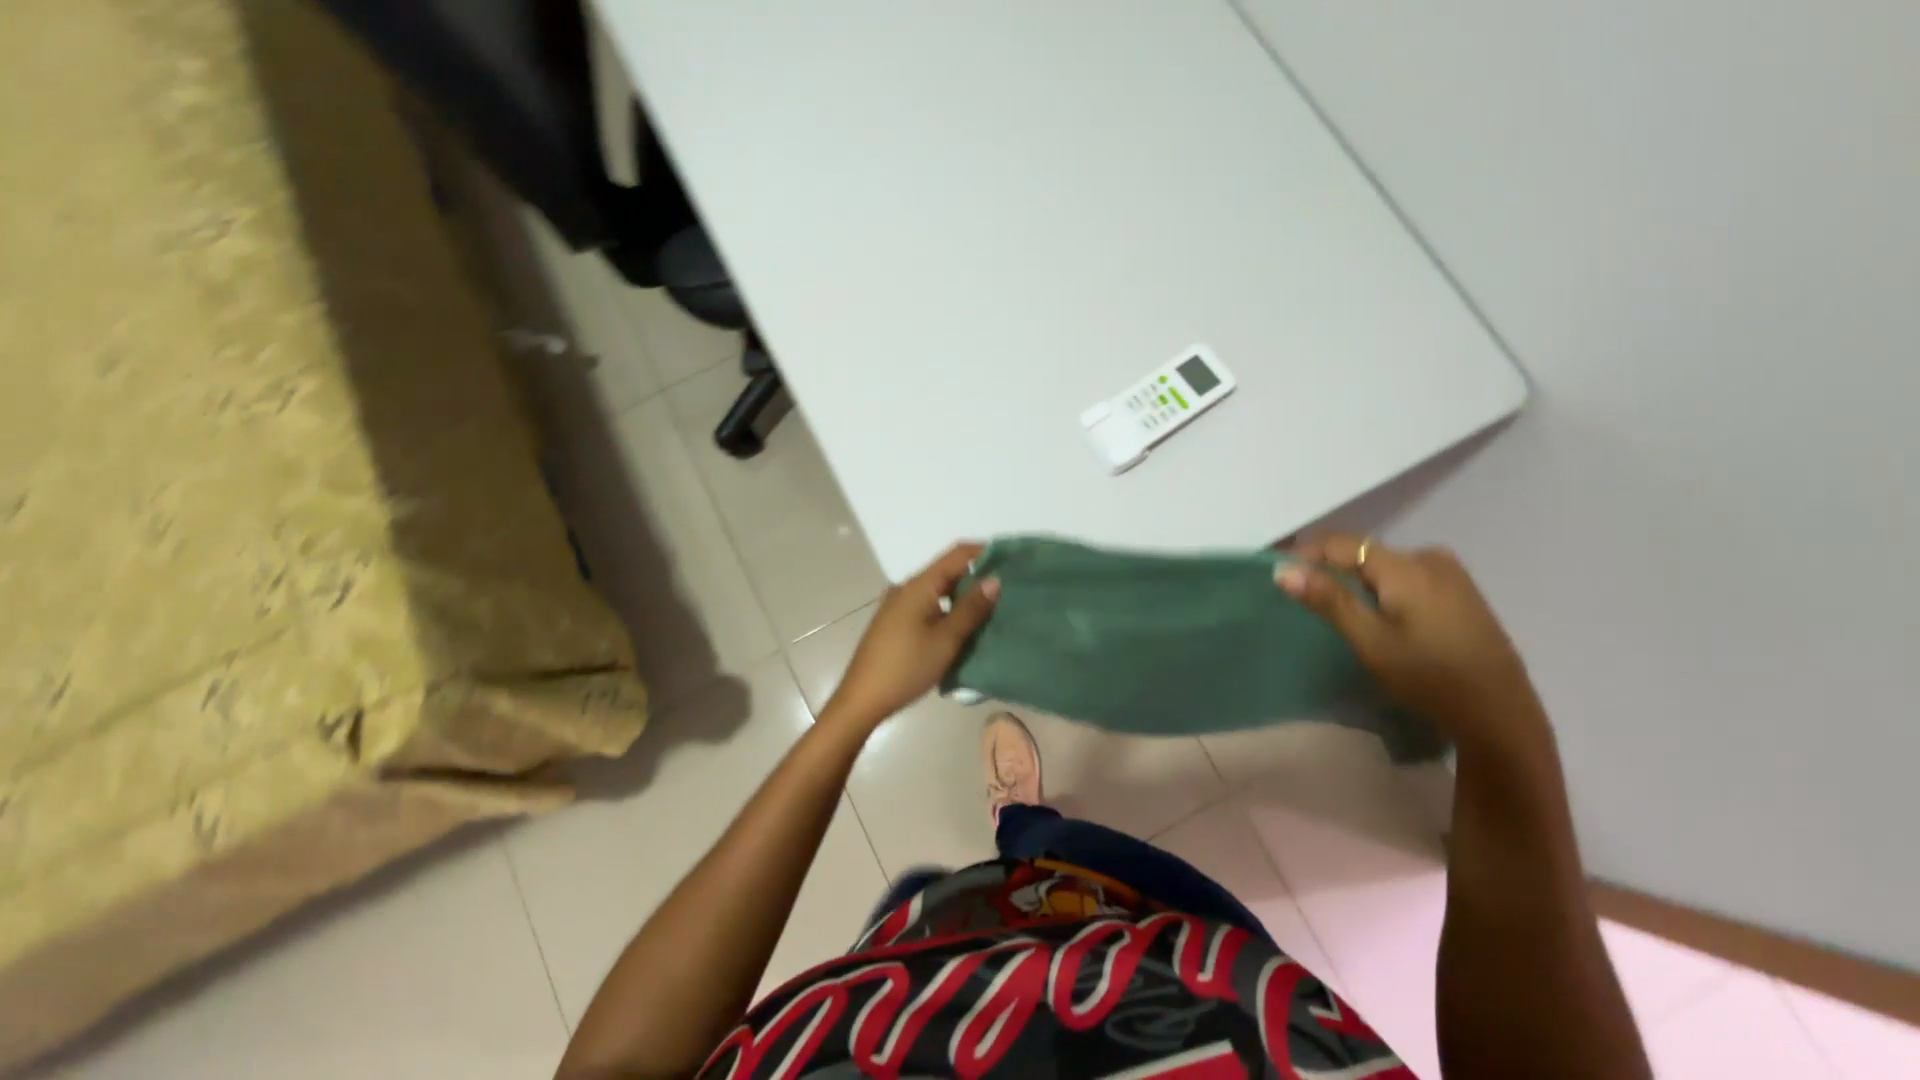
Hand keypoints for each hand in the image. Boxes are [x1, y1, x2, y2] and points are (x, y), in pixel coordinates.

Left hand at [822, 543, 999, 730]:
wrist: (862, 699)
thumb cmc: (906, 667)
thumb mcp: (946, 639)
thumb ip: (971, 608)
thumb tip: (994, 579)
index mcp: (918, 586)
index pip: (957, 554)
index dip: (985, 552)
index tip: (1012, 562)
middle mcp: (906, 589)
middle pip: (947, 572)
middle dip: (977, 578)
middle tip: (1008, 591)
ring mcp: (897, 607)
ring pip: (938, 593)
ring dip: (963, 598)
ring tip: (992, 612)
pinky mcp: (895, 625)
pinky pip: (928, 608)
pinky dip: (948, 612)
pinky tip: (964, 630)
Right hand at [1276, 534, 1547, 752]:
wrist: (1500, 712)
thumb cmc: (1429, 677)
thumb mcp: (1370, 642)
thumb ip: (1328, 601)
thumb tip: (1283, 570)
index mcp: (1406, 565)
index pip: (1342, 543)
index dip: (1307, 553)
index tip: (1280, 573)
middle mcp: (1430, 558)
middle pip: (1366, 554)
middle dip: (1334, 571)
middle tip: (1308, 601)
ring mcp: (1452, 574)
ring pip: (1389, 567)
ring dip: (1361, 583)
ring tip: (1342, 613)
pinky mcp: (1463, 593)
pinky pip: (1410, 579)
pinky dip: (1388, 591)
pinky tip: (1383, 619)